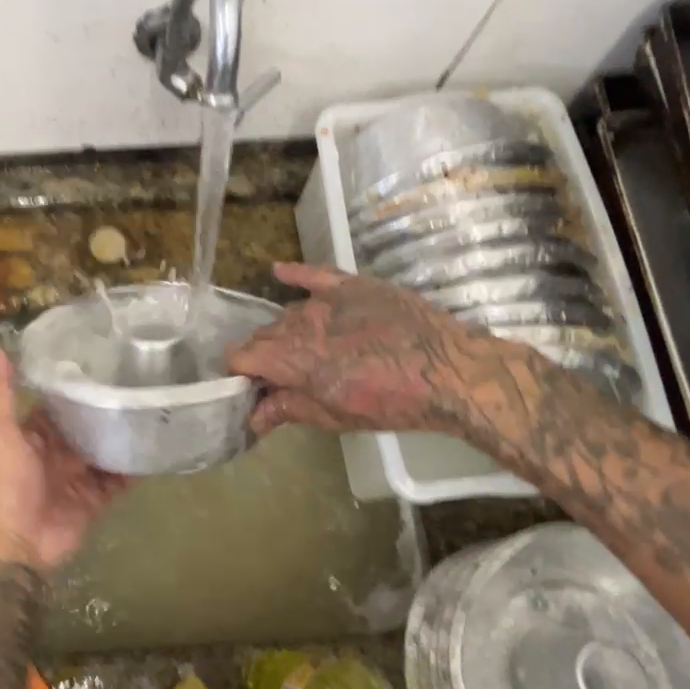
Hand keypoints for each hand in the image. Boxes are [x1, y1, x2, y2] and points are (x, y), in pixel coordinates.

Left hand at [0, 344, 131, 574]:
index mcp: (35, 436)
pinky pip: (119, 480)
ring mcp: (78, 477)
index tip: (102, 361)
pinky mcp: (96, 499)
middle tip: (137, 381)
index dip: (75, 386)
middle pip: (85, 427)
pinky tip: (156, 448)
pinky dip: (134, 468)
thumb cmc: (9, 484)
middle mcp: (57, 454)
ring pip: (105, 451)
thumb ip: (2, 392)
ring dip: (123, 436)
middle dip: (105, 409)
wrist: (23, 542)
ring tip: (152, 409)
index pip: (58, 405)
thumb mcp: (3, 432)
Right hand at [226, 262, 502, 435]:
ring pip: (289, 313)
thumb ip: (288, 409)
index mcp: (291, 359)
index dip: (240, 373)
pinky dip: (294, 273)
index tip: (250, 387)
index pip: (241, 356)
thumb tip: (253, 417)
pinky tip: (280, 271)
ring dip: (285, 331)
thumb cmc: (392, 403)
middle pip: (263, 335)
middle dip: (264, 356)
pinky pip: (313, 273)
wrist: (449, 371)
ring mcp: (326, 300)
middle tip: (280, 377)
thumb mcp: (335, 416)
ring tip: (300, 349)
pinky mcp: (352, 284)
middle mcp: (300, 323)